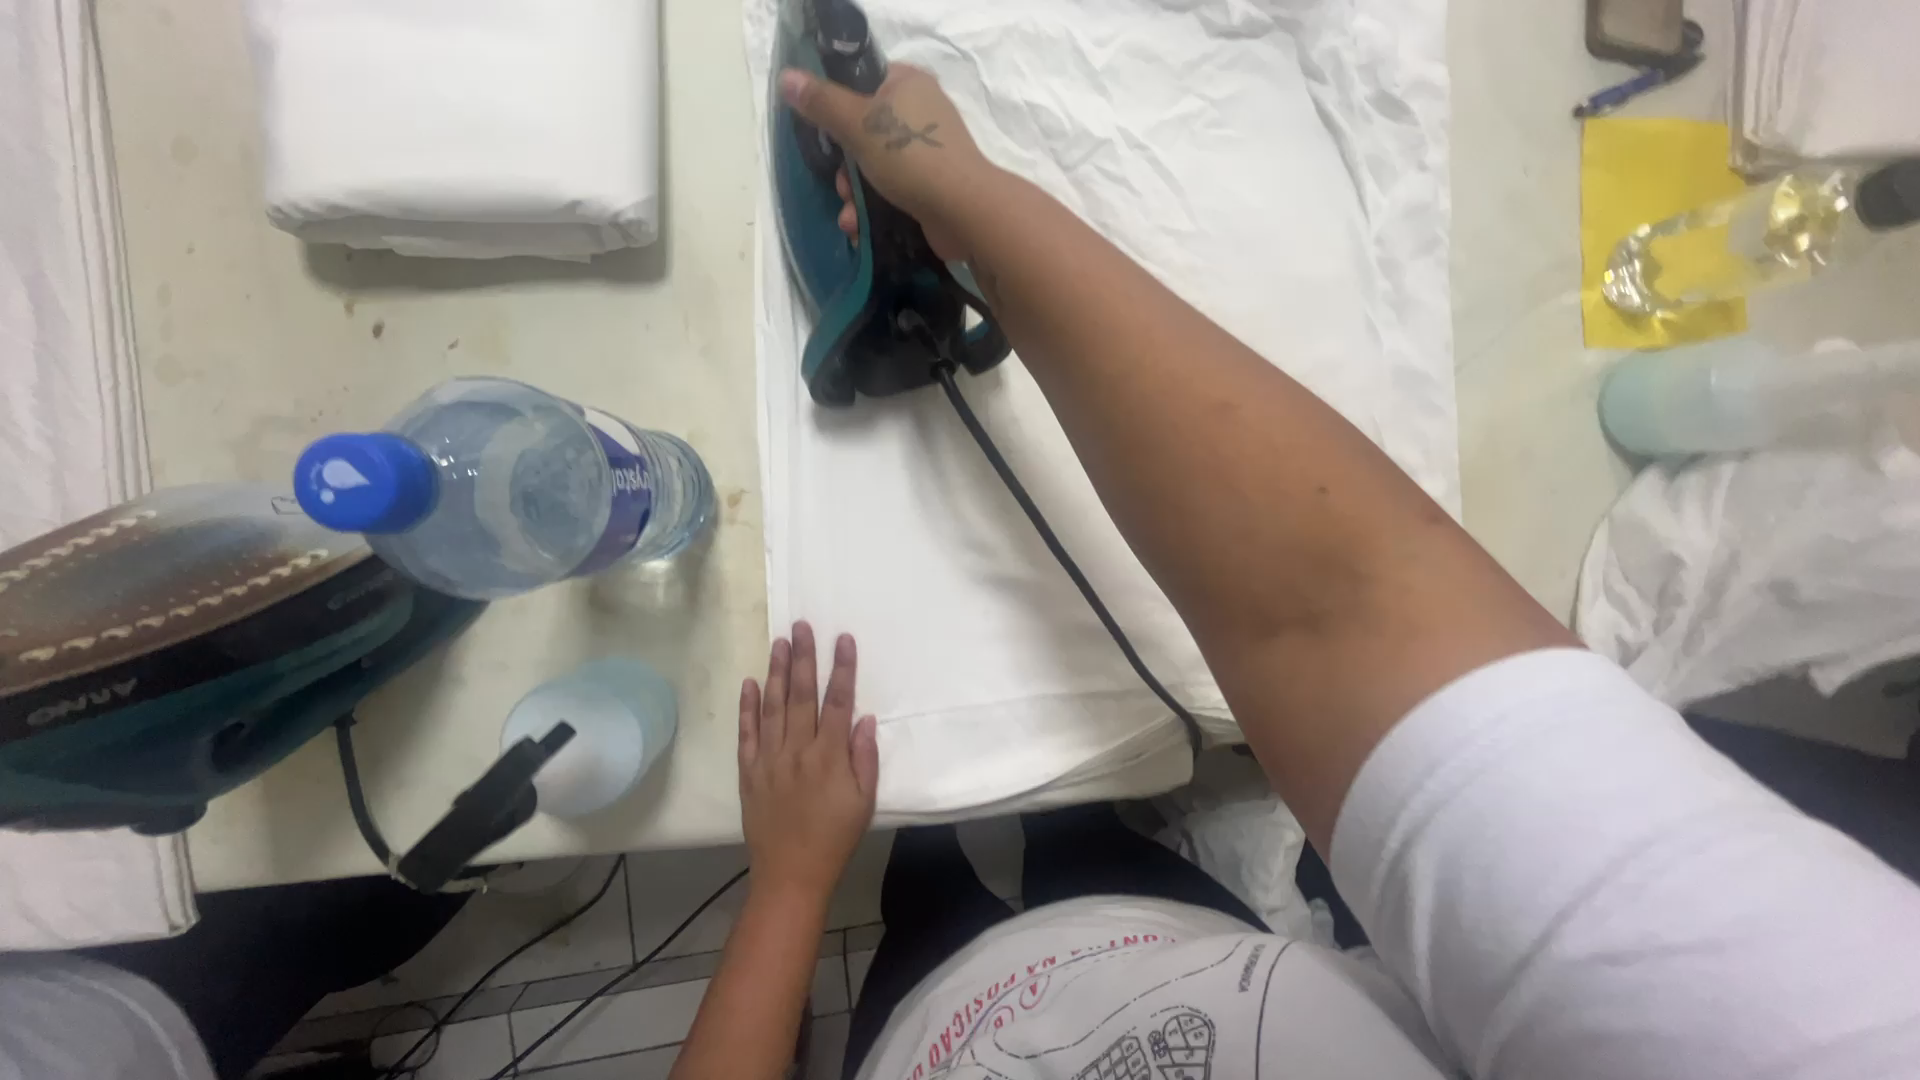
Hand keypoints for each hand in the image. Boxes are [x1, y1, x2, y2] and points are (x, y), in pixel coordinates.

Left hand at [739, 622, 879, 905]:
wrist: (791, 874)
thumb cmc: (835, 837)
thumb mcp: (865, 801)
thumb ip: (865, 758)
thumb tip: (864, 718)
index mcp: (829, 756)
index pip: (837, 702)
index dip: (842, 669)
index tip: (843, 639)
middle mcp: (797, 750)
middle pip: (801, 695)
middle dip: (803, 658)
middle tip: (802, 626)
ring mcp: (769, 760)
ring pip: (772, 707)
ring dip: (776, 672)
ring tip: (779, 642)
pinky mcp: (749, 772)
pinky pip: (746, 734)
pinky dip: (747, 707)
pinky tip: (749, 683)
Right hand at [780, 64, 989, 261]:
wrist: (964, 211)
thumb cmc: (911, 157)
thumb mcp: (859, 125)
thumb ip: (822, 104)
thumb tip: (787, 78)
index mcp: (907, 84)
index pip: (864, 83)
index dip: (839, 108)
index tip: (826, 134)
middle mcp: (920, 113)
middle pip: (865, 134)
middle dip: (845, 169)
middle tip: (842, 187)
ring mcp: (928, 154)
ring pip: (876, 170)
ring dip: (855, 198)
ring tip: (849, 218)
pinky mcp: (931, 189)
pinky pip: (893, 194)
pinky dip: (874, 211)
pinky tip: (860, 229)